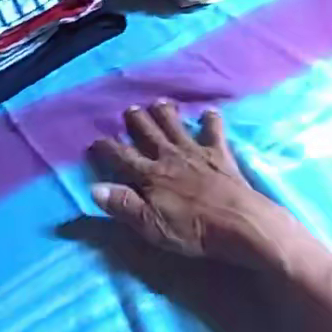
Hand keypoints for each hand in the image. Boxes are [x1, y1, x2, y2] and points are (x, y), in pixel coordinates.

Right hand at [88, 103, 306, 271]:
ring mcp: (196, 152)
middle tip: (131, 108)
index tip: (96, 139)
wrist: (237, 221)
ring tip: (160, 102)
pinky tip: (210, 111)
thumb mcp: (151, 225)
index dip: (108, 148)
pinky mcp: (219, 154)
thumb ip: (123, 205)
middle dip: (138, 121)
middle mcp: (170, 157)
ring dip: (166, 114)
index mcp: (151, 175)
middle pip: (149, 134)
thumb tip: (94, 188)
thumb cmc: (192, 229)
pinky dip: (211, 121)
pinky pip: (214, 132)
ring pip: (176, 127)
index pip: (123, 158)